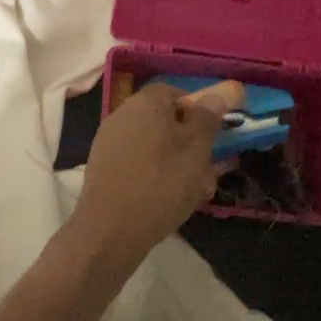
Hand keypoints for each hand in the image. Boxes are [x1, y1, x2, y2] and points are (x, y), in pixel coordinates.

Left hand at [68, 80, 243, 271]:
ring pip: (155, 146)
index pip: (176, 93)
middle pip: (165, 121)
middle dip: (191, 143)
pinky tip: (170, 201)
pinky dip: (156, 176)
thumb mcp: (196, 148)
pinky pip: (138, 164)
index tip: (214, 134)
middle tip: (210, 168)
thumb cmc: (161, 181)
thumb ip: (208, 118)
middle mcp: (123, 114)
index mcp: (145, 102)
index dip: (198, 111)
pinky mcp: (104, 167)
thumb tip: (216, 95)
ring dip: (177, 163)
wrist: (110, 228)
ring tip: (197, 190)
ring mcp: (110, 141)